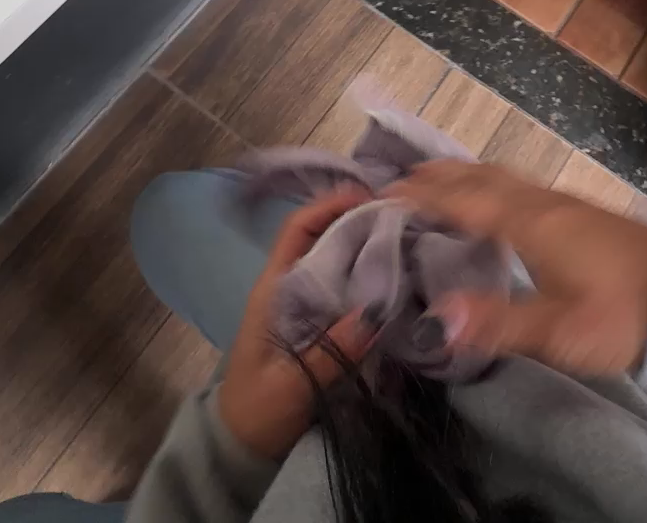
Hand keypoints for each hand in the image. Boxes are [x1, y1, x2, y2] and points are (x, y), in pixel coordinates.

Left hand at [217, 188, 378, 457]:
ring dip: (366, 244)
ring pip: (337, 258)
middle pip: (323, 236)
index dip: (330, 206)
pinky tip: (396, 276)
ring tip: (405, 238)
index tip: (369, 198)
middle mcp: (289, 286)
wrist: (241, 449)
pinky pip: (345, 285)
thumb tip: (375, 311)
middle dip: (358, 219)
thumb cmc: (258, 412)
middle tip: (401, 216)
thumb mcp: (293, 384)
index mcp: (273, 289)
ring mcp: (304, 303)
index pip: (298, 229)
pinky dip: (368, 274)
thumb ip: (332, 351)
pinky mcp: (319, 322)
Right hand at [387, 160, 646, 375]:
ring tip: (438, 179)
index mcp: (529, 224)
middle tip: (402, 177)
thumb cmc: (623, 315)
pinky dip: (490, 183)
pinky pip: (519, 185)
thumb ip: (497, 322)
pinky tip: (496, 201)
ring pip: (502, 177)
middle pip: (481, 178)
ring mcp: (563, 203)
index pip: (464, 200)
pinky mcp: (579, 213)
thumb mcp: (559, 331)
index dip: (424, 195)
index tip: (386, 192)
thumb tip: (435, 319)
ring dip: (465, 175)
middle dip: (440, 175)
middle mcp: (541, 203)